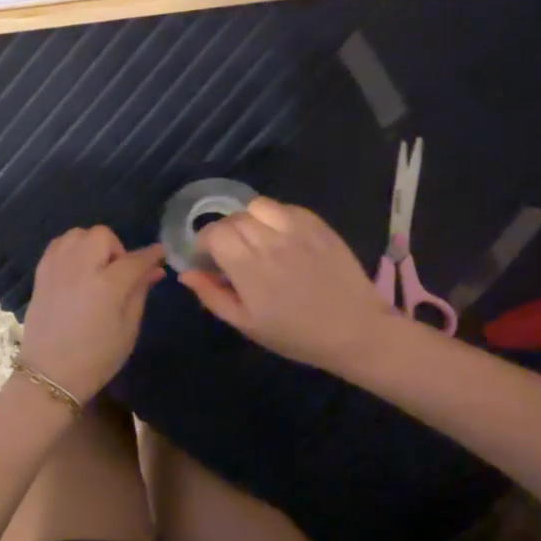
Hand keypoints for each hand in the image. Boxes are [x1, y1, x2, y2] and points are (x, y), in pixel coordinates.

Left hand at [19, 227, 165, 399]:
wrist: (49, 374)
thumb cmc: (96, 358)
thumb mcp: (127, 329)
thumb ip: (140, 293)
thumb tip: (154, 269)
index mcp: (107, 285)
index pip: (135, 259)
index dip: (151, 255)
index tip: (159, 255)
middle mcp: (80, 268)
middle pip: (102, 236)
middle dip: (115, 248)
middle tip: (117, 273)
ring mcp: (57, 268)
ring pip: (77, 235)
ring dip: (91, 245)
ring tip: (95, 270)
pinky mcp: (40, 274)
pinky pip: (58, 246)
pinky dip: (71, 249)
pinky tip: (76, 270)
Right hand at [179, 198, 391, 369]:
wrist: (354, 330)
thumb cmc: (295, 335)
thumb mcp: (246, 324)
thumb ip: (212, 296)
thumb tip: (186, 273)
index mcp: (248, 268)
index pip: (213, 233)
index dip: (204, 243)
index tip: (208, 260)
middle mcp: (270, 241)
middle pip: (233, 219)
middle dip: (224, 234)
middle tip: (231, 255)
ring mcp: (297, 230)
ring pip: (258, 206)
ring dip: (248, 220)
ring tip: (255, 241)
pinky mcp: (319, 225)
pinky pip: (286, 207)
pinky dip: (274, 217)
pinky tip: (279, 237)